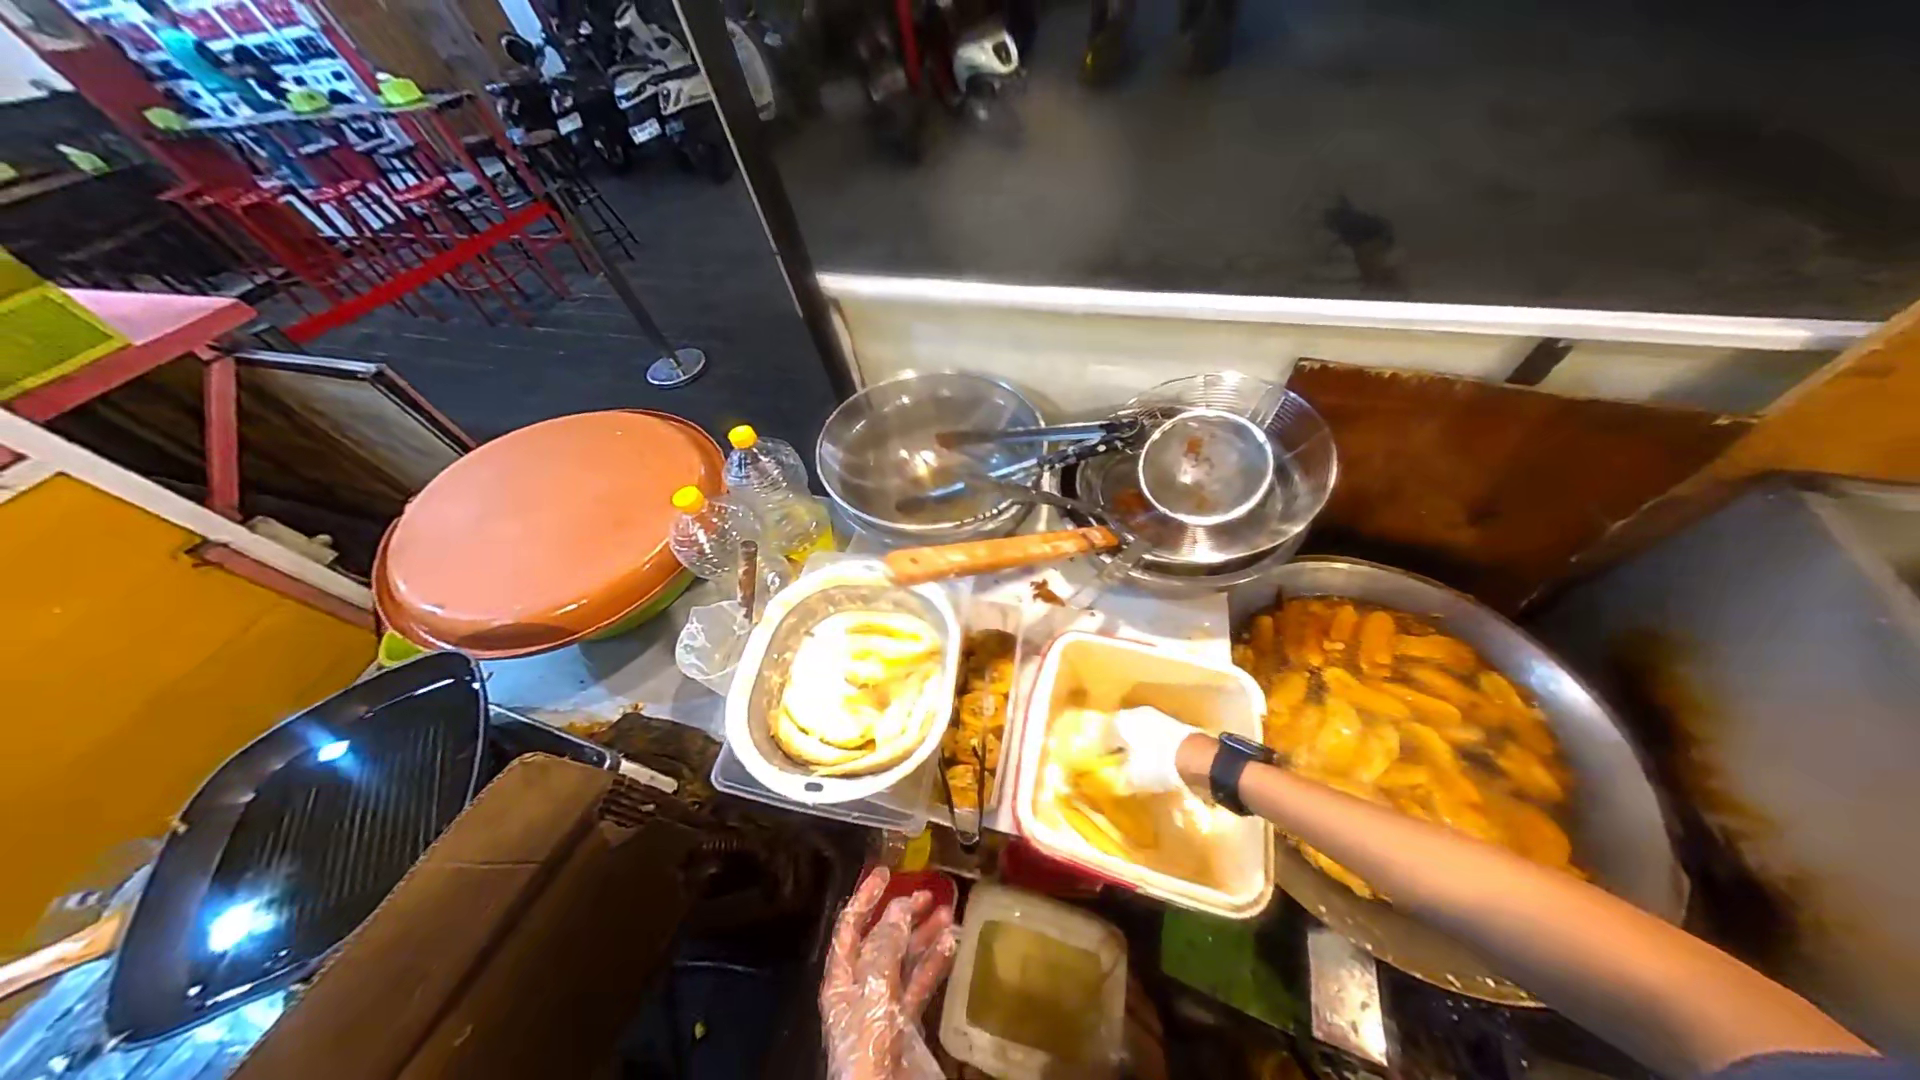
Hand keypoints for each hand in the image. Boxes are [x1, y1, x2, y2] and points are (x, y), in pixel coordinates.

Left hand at [820, 867, 958, 1079]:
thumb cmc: (869, 1043)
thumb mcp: (874, 990)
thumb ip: (886, 946)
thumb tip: (899, 908)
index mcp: (841, 978)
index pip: (850, 925)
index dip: (866, 897)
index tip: (886, 872)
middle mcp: (860, 988)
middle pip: (881, 940)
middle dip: (902, 914)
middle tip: (929, 893)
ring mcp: (884, 1006)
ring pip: (905, 960)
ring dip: (924, 935)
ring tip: (948, 914)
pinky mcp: (906, 1024)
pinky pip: (919, 985)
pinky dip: (934, 964)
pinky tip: (950, 946)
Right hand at [1110, 706, 1205, 792]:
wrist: (1198, 757)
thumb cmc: (1157, 765)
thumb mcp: (1132, 778)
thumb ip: (1117, 778)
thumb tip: (1113, 781)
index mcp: (1119, 721)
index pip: (1103, 739)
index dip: (1103, 755)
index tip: (1105, 768)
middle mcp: (1134, 712)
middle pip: (1121, 732)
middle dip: (1121, 748)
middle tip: (1122, 766)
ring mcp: (1156, 715)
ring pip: (1139, 732)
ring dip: (1138, 746)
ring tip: (1140, 765)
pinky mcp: (1173, 723)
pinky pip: (1155, 736)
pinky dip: (1153, 746)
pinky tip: (1157, 760)